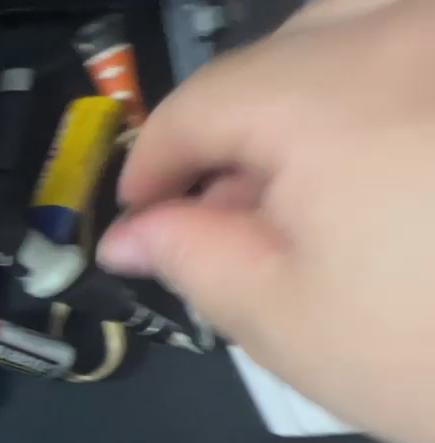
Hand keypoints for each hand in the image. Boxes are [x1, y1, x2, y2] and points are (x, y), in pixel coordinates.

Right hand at [97, 0, 434, 442]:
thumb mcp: (276, 316)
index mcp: (351, 97)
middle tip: (228, 190)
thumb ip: (188, 254)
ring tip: (328, 170)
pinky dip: (407, 95)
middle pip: (310, 30)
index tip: (139, 216)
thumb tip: (133, 231)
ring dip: (336, 85)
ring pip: (396, 24)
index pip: (207, 99)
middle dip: (244, 109)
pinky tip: (405, 165)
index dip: (150, 160)